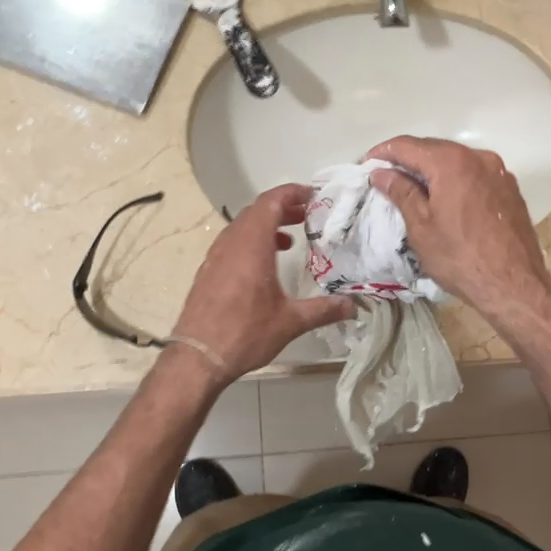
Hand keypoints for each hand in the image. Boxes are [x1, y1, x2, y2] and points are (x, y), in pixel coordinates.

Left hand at [171, 183, 355, 381]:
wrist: (198, 357)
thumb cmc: (245, 333)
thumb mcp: (291, 322)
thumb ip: (324, 310)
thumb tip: (353, 305)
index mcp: (252, 246)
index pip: (270, 202)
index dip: (291, 193)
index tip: (312, 195)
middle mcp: (231, 244)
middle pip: (256, 211)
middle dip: (282, 208)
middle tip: (307, 215)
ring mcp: (215, 257)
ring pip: (242, 227)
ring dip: (266, 225)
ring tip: (289, 239)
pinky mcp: (208, 272)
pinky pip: (232, 244)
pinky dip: (251, 242)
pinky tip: (264, 265)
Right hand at [366, 136, 550, 326]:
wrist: (514, 285)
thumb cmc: (460, 258)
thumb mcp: (421, 228)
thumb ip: (401, 193)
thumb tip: (382, 173)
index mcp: (451, 162)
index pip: (408, 146)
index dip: (383, 153)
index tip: (366, 165)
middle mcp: (478, 157)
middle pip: (434, 149)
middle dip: (408, 160)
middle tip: (386, 177)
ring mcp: (499, 172)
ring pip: (456, 161)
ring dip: (432, 170)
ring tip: (413, 189)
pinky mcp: (510, 189)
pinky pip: (474, 175)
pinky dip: (455, 180)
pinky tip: (445, 200)